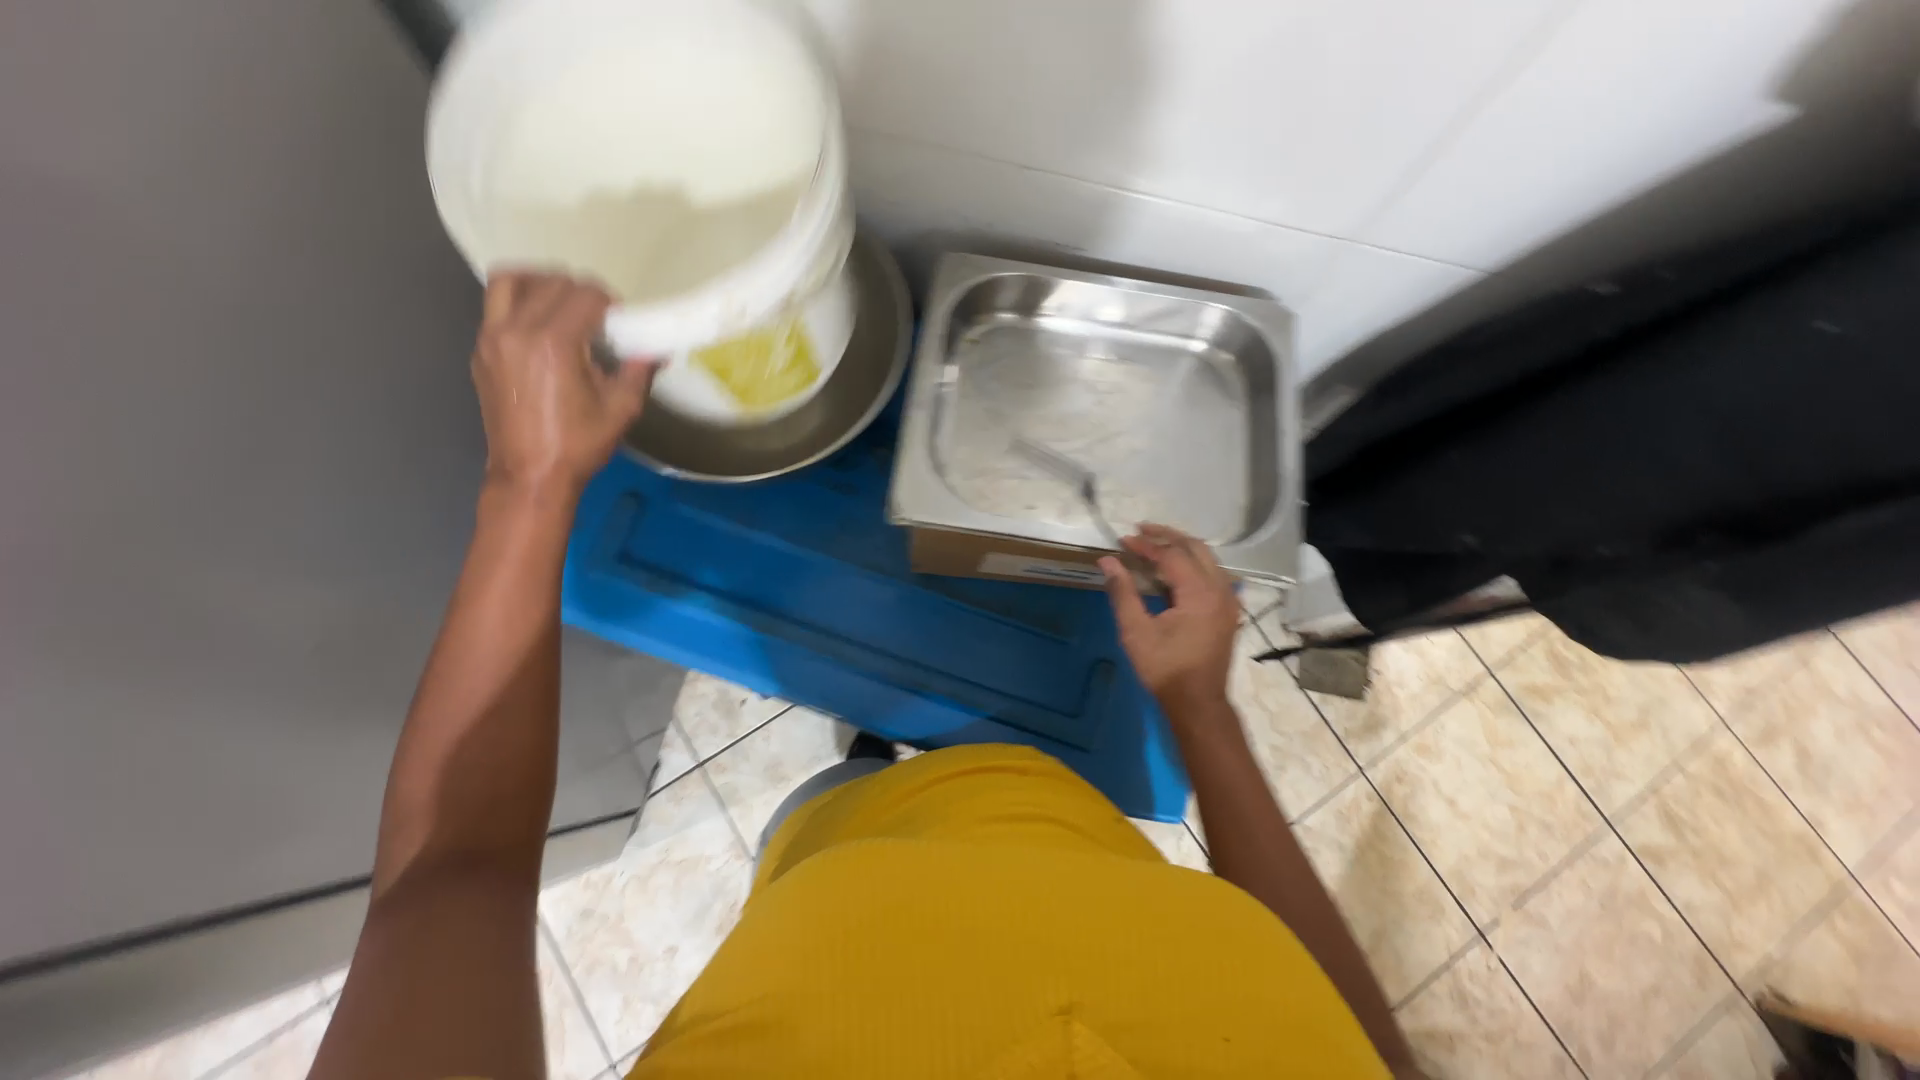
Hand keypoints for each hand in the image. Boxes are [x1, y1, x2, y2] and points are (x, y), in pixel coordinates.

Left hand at [471, 271, 657, 496]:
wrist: (530, 475)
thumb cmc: (579, 444)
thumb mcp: (622, 408)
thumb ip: (639, 369)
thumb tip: (657, 348)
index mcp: (554, 343)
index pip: (585, 294)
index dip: (609, 303)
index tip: (620, 323)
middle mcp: (517, 330)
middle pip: (551, 282)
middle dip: (580, 293)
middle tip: (598, 319)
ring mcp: (492, 338)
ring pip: (511, 280)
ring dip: (541, 283)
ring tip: (562, 305)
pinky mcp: (481, 351)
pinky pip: (496, 306)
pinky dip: (520, 303)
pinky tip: (541, 329)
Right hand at [1100, 524, 1240, 712]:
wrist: (1197, 703)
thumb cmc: (1165, 669)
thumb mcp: (1136, 631)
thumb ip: (1122, 592)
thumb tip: (1107, 561)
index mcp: (1200, 593)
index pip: (1172, 555)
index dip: (1146, 545)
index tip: (1123, 541)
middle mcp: (1221, 590)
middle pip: (1196, 548)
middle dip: (1168, 536)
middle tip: (1141, 531)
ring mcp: (1229, 601)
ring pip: (1208, 560)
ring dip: (1182, 548)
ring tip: (1154, 546)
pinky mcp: (1228, 611)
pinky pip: (1213, 575)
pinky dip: (1193, 565)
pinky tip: (1173, 571)